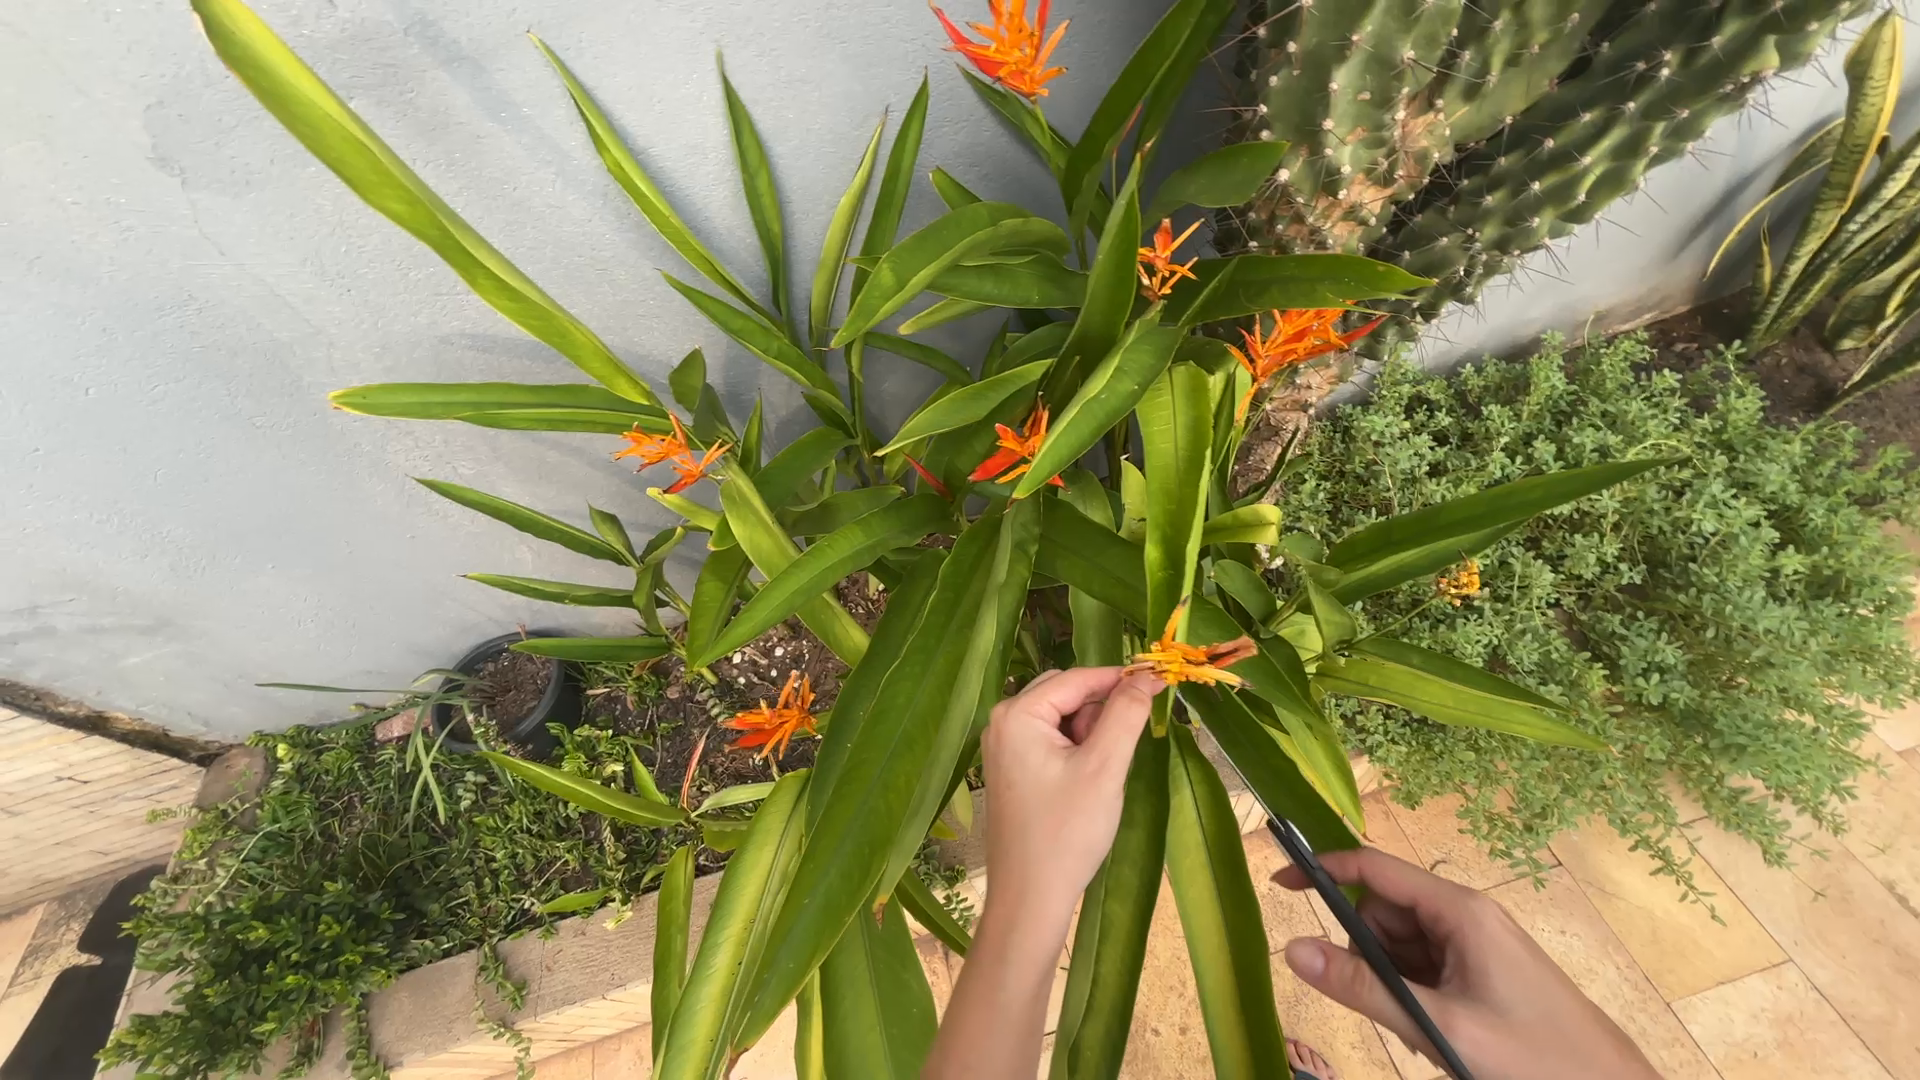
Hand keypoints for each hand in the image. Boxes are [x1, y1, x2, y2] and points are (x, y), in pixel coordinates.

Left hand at [924, 667, 1163, 1079]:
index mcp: (1017, 713)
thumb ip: (1126, 714)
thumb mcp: (1104, 768)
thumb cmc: (1067, 832)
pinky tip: (1085, 783)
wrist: (1030, 897)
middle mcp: (1002, 721)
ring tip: (1098, 775)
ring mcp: (1003, 745)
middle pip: (1065, 693)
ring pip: (1060, 716)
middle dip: (1098, 712)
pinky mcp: (1011, 767)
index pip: (1076, 678)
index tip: (1159, 683)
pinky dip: (1075, 749)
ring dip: (1089, 732)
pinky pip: (1049, 738)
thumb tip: (1148, 675)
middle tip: (1116, 752)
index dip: (1118, 679)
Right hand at [1275, 848, 1659, 1079]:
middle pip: (1383, 911)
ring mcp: (1476, 944)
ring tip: (1423, 1032)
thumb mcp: (1443, 1027)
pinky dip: (1415, 994)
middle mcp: (1465, 915)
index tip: (1278, 884)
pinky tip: (1437, 1033)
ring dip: (1394, 981)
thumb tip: (1291, 949)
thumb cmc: (1540, 1063)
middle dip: (1369, 953)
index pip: (1371, 867)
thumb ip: (1363, 988)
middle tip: (1388, 1008)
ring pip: (1401, 943)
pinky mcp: (1484, 972)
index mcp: (1459, 909)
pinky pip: (1425, 966)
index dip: (1321, 869)